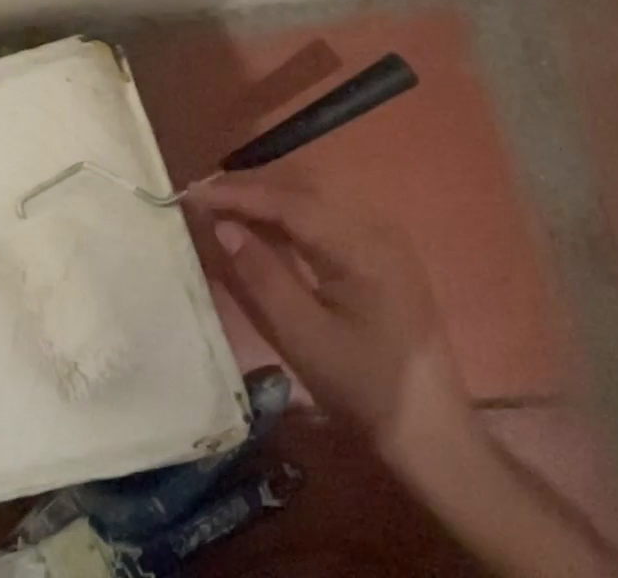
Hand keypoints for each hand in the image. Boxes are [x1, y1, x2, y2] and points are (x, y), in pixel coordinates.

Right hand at [183, 175, 474, 469]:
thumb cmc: (362, 385)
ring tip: (220, 207)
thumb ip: (261, 275)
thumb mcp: (302, 336)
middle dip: (248, 189)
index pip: (289, 202)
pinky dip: (286, 217)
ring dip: (265, 200)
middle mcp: (376, 230)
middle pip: (302, 191)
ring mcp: (382, 241)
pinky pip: (325, 219)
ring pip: (313, 200)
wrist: (427, 429)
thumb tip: (222, 225)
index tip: (190, 194)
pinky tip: (260, 228)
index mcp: (362, 247)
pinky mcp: (379, 256)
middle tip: (199, 197)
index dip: (236, 194)